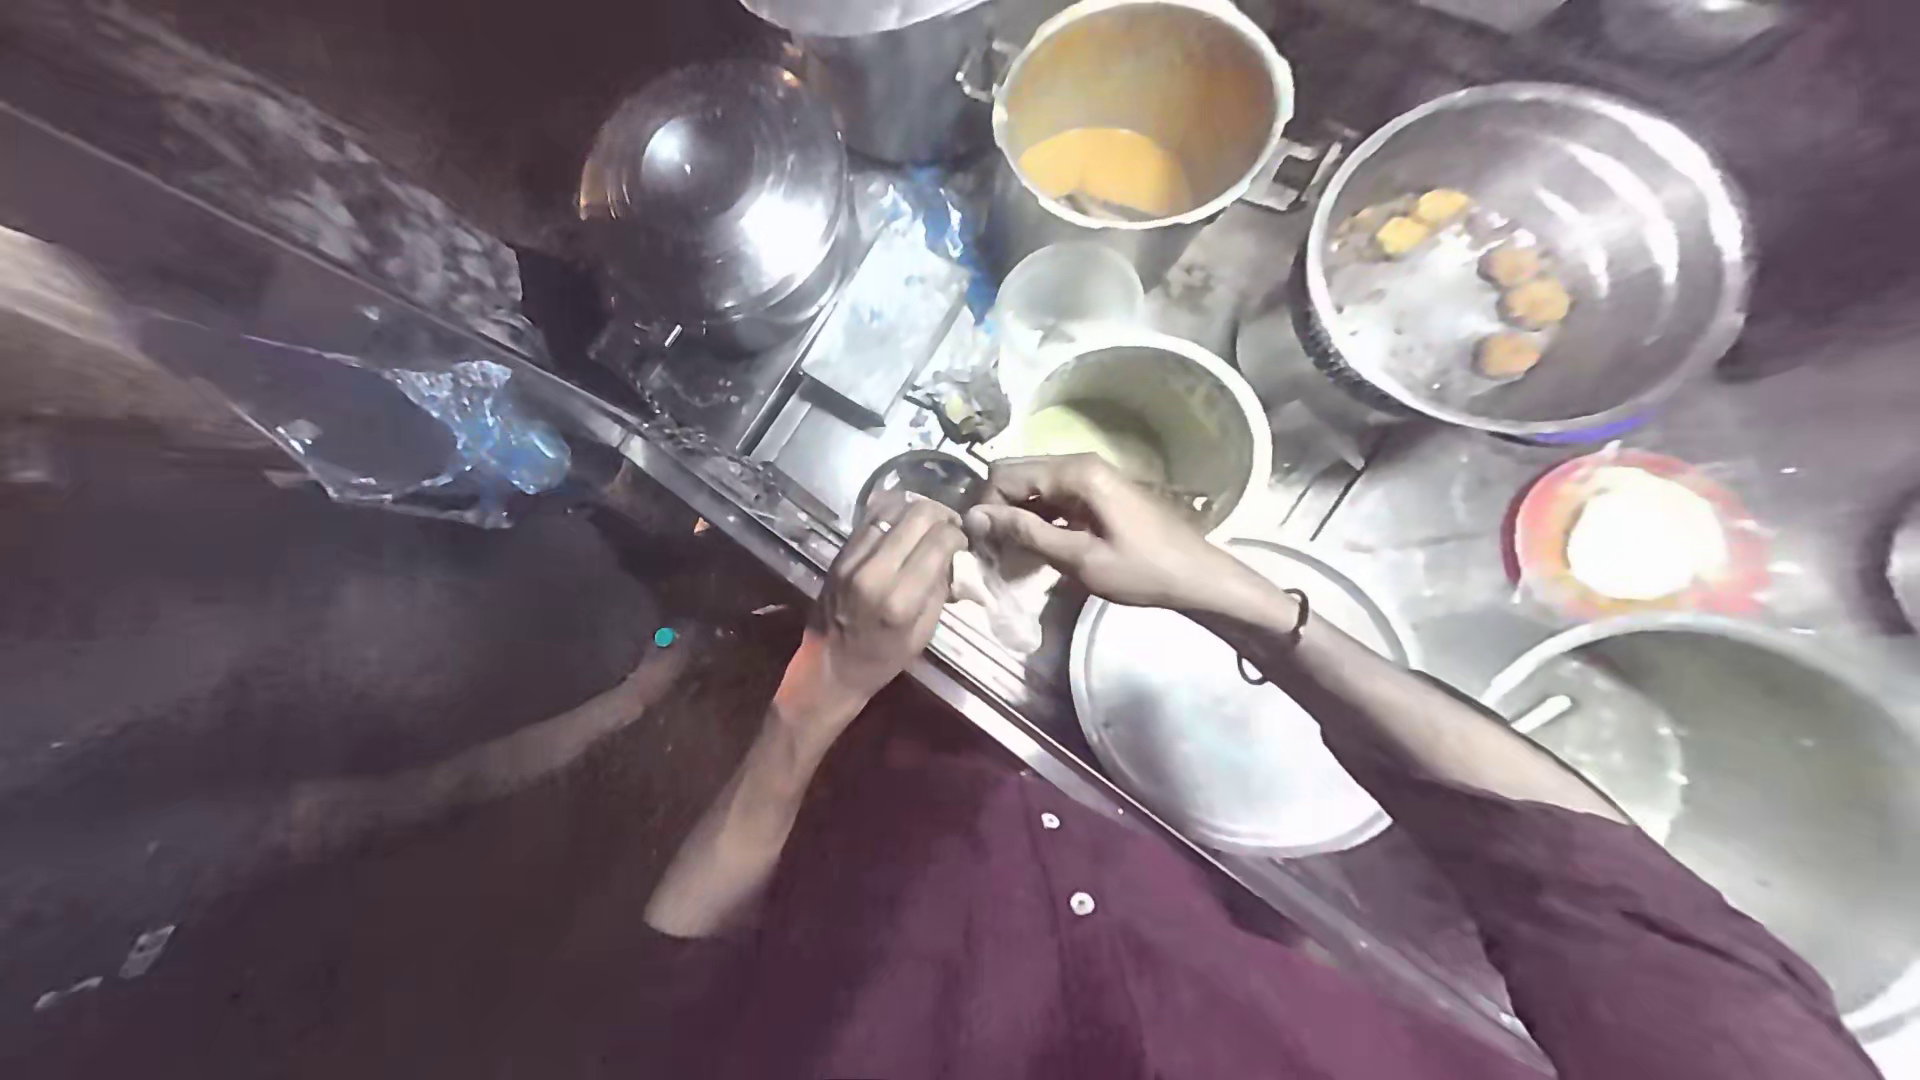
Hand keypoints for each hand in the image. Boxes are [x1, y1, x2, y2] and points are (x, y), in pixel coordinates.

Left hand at [779, 499, 967, 728]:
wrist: (829, 666)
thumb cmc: (883, 658)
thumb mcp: (924, 632)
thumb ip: (939, 588)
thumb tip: (951, 553)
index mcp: (900, 600)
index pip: (938, 542)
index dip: (957, 534)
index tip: (962, 541)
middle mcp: (875, 572)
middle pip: (917, 515)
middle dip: (941, 514)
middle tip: (950, 525)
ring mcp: (853, 559)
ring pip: (892, 508)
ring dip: (917, 509)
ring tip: (929, 521)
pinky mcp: (840, 553)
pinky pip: (871, 518)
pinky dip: (893, 514)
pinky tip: (905, 523)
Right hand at [964, 454, 1277, 617]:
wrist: (1197, 576)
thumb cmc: (1142, 571)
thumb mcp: (1079, 558)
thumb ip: (1026, 534)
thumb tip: (976, 518)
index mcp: (1075, 472)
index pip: (1004, 475)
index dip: (987, 508)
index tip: (984, 545)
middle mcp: (1078, 463)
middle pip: (1015, 474)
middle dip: (998, 509)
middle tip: (996, 549)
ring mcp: (1089, 475)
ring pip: (1032, 486)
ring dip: (1016, 515)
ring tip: (1012, 553)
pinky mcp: (1095, 491)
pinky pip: (1051, 496)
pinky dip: (1037, 518)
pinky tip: (1037, 546)